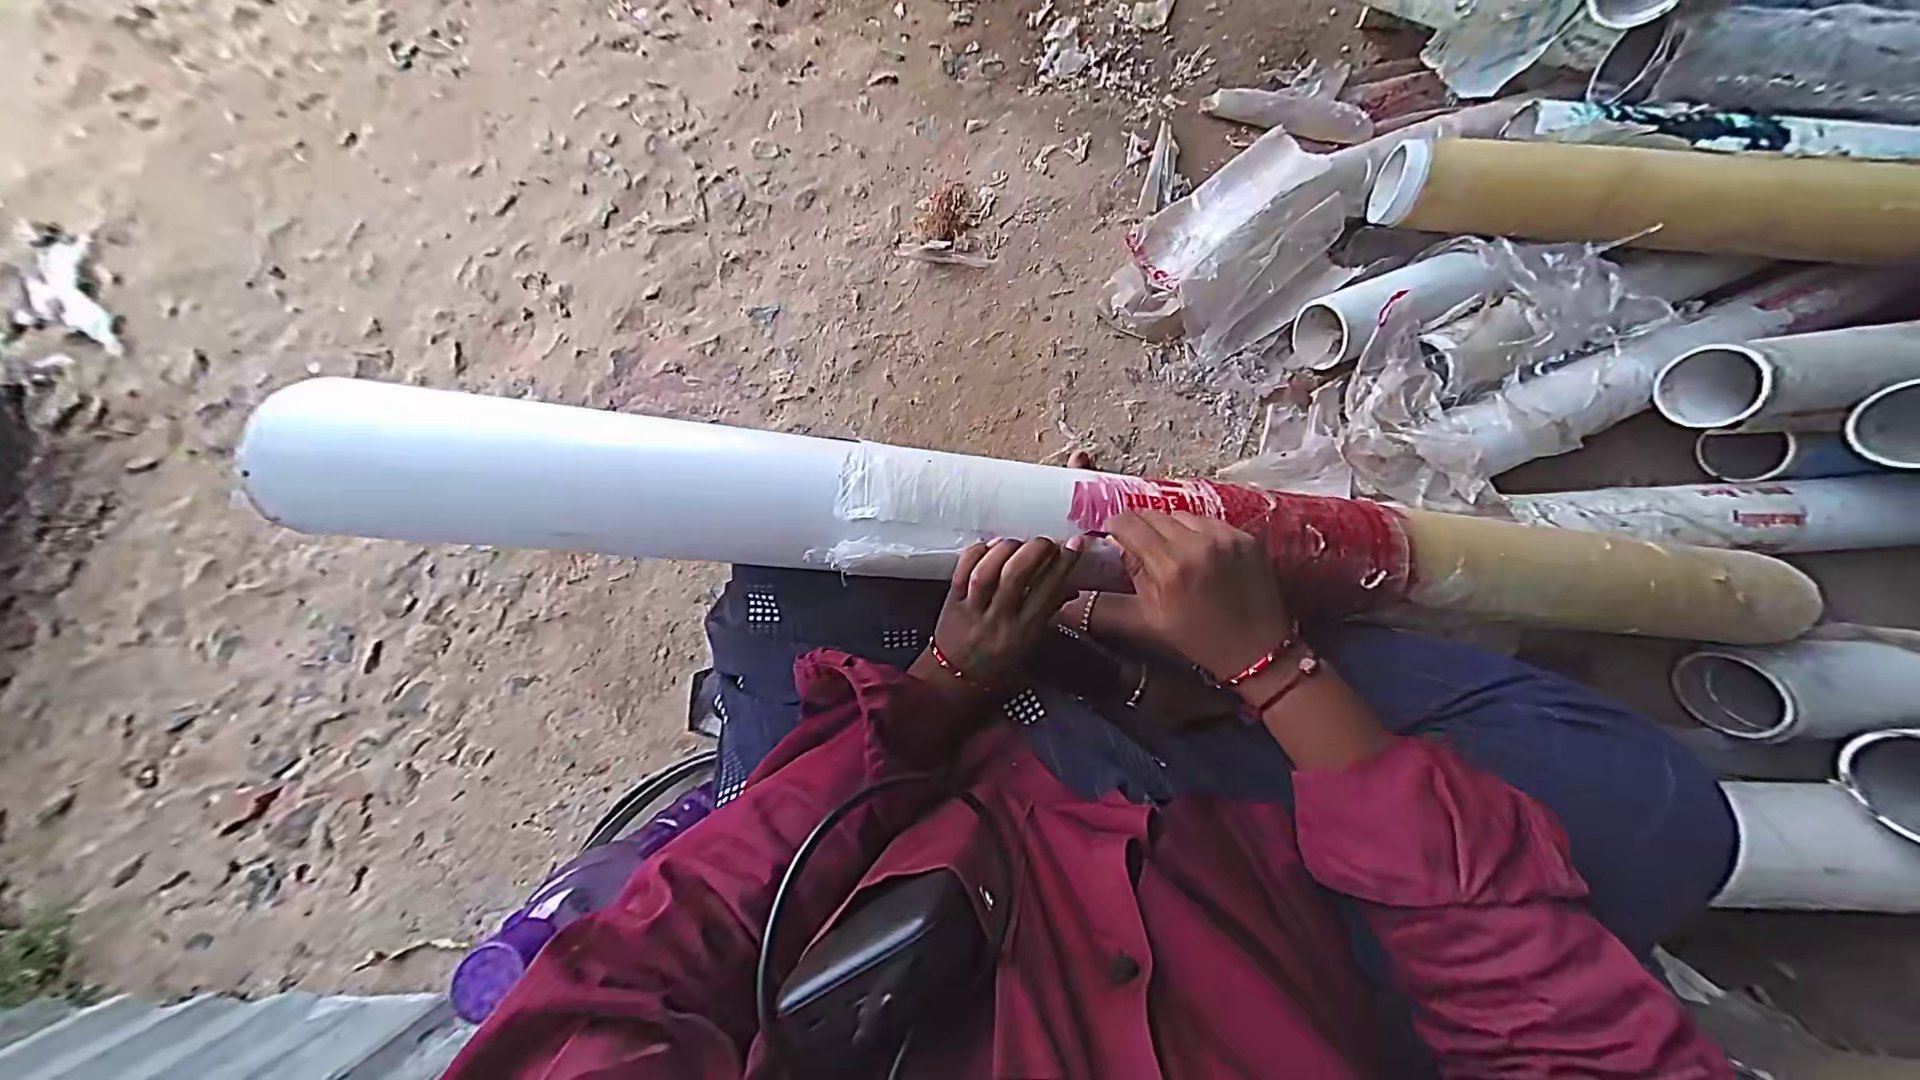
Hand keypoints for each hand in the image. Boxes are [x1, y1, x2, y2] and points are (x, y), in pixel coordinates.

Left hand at [913, 537, 1085, 697]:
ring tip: (1017, 543)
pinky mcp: (951, 602)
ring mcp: (972, 610)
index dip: (1063, 565)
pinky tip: (990, 545)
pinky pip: (962, 571)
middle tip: (1045, 543)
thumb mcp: (1030, 645)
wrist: (955, 682)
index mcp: (1023, 632)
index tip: (1075, 544)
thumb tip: (1070, 585)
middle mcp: (998, 620)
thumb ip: (1048, 613)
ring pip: (986, 572)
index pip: (1047, 593)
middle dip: (1034, 551)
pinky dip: (977, 552)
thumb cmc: (998, 665)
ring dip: (1005, 550)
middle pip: (1015, 576)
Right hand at [1107, 511, 1292, 681]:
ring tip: (1171, 549)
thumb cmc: (1198, 638)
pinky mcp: (1245, 537)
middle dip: (1141, 526)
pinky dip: (1196, 531)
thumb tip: (1114, 544)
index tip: (1113, 533)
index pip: (1130, 523)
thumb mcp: (1150, 617)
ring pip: (1181, 514)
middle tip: (1140, 543)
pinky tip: (1198, 551)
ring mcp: (1225, 537)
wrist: (1257, 650)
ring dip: (1169, 527)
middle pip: (1154, 514)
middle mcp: (1197, 544)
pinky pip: (1208, 521)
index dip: (1116, 526)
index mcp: (1170, 567)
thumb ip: (1129, 576)